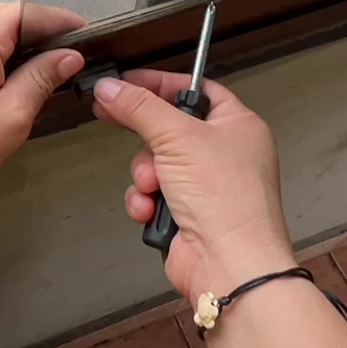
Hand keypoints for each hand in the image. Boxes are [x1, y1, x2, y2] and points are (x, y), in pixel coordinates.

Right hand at [92, 70, 294, 301]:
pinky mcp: (187, 213)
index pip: (194, 89)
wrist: (229, 266)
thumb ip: (139, 107)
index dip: (159, 83)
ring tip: (152, 186)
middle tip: (111, 117)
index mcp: (237, 125)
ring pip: (154, 162)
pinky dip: (145, 200)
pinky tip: (149, 209)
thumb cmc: (226, 199)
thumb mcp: (177, 137)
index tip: (126, 81)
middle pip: (168, 127)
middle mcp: (224, 153)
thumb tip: (110, 87)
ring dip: (144, 174)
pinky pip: (152, 194)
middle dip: (146, 139)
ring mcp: (205, 185)